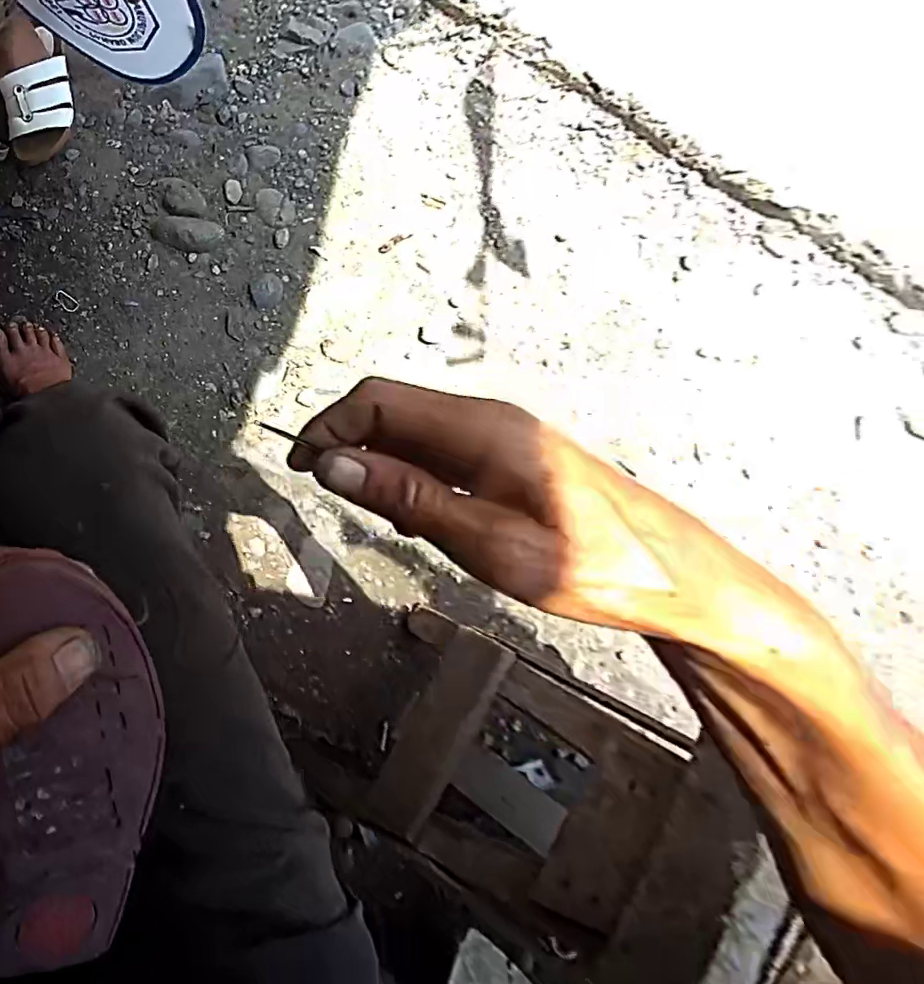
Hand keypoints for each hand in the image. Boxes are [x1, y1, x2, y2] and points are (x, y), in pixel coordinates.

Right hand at [287, 377, 923, 963]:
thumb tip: (331, 464)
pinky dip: (396, 466)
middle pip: (386, 404)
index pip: (377, 400)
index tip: (300, 468)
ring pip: (404, 425)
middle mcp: (485, 419)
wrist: (684, 583)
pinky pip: (428, 444)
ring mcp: (496, 433)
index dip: (328, 426)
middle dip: (340, 437)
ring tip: (363, 505)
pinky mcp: (501, 453)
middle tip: (319, 485)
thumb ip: (404, 496)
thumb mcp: (486, 540)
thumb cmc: (588, 568)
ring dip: (367, 454)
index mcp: (481, 429)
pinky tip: (403, 508)